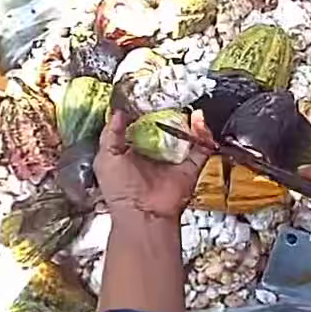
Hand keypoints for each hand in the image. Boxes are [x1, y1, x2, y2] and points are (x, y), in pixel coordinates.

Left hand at [95, 110, 210, 222]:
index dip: (145, 111)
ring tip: (187, 108)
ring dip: (189, 121)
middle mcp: (155, 153)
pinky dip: (204, 135)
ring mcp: (174, 159)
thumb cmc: (120, 191)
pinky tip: (199, 122)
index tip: (149, 97)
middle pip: (166, 127)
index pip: (141, 125)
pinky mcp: (191, 166)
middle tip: (171, 99)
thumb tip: (117, 111)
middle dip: (170, 113)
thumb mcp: (106, 158)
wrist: (143, 214)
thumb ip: (110, 134)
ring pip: (186, 134)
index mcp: (133, 150)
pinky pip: (201, 147)